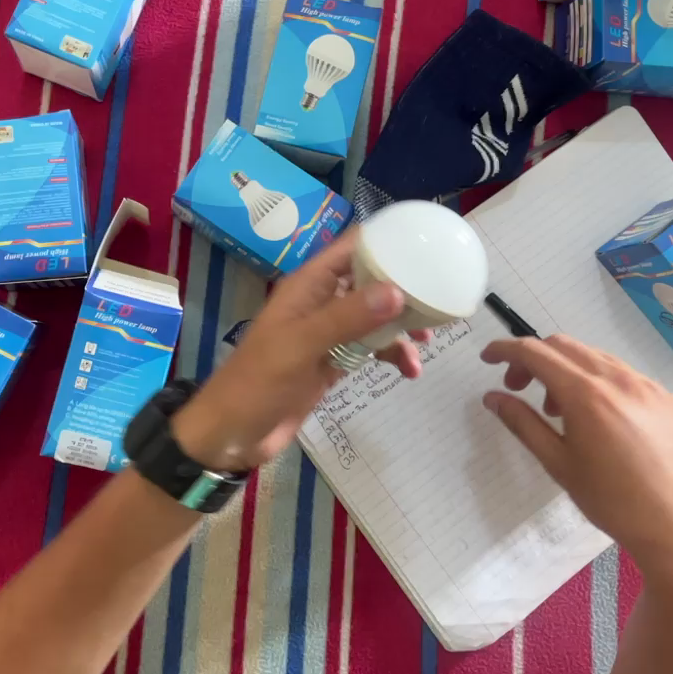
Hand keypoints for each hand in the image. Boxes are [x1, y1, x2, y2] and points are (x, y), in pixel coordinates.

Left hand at [173, 232, 426, 471]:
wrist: (232, 433)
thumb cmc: (258, 382)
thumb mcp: (302, 346)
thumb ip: (347, 318)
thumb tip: (397, 290)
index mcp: (308, 286)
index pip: (351, 247)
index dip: (386, 240)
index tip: (429, 244)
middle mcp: (319, 302)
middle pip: (369, 280)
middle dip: (403, 286)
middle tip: (440, 299)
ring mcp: (326, 333)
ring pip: (373, 316)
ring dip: (400, 325)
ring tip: (427, 341)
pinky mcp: (331, 362)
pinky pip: (369, 348)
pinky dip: (390, 355)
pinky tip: (409, 371)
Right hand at [479, 334, 672, 593]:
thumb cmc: (613, 502)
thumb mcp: (558, 464)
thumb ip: (522, 423)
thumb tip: (492, 396)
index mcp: (586, 394)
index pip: (535, 352)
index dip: (505, 349)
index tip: (486, 359)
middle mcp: (618, 379)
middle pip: (563, 345)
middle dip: (533, 358)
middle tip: (518, 388)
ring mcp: (648, 387)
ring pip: (594, 356)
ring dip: (564, 369)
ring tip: (558, 409)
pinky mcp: (668, 400)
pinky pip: (622, 374)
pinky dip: (596, 380)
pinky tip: (597, 417)